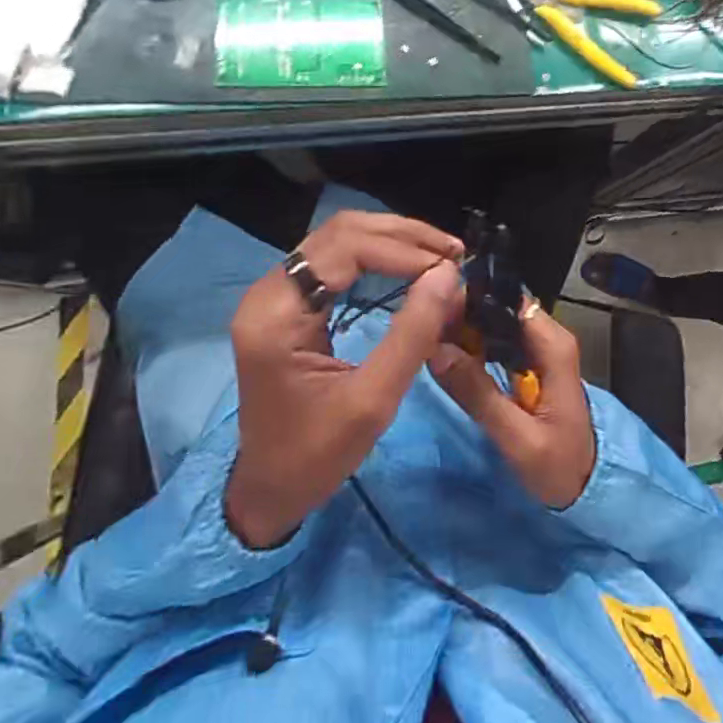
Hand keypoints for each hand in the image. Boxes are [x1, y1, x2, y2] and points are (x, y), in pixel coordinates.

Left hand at [225, 211, 464, 548]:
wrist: (269, 488)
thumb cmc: (316, 455)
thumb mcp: (372, 400)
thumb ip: (411, 334)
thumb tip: (447, 275)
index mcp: (276, 313)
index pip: (343, 249)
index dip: (401, 250)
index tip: (451, 268)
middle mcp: (268, 292)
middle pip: (338, 234)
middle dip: (400, 236)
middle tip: (454, 252)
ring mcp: (273, 296)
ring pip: (336, 243)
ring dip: (389, 242)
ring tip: (440, 256)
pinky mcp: (284, 306)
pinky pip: (331, 265)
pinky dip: (374, 260)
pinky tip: (408, 268)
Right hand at [431, 299, 595, 508]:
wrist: (586, 490)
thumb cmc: (559, 467)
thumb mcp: (517, 437)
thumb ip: (477, 394)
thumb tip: (435, 350)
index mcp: (553, 347)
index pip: (507, 301)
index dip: (470, 300)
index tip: (434, 312)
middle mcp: (548, 338)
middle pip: (498, 307)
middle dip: (461, 313)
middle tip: (424, 330)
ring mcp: (538, 349)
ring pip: (494, 322)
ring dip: (462, 328)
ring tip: (428, 339)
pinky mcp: (526, 362)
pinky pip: (495, 340)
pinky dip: (471, 344)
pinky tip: (447, 355)